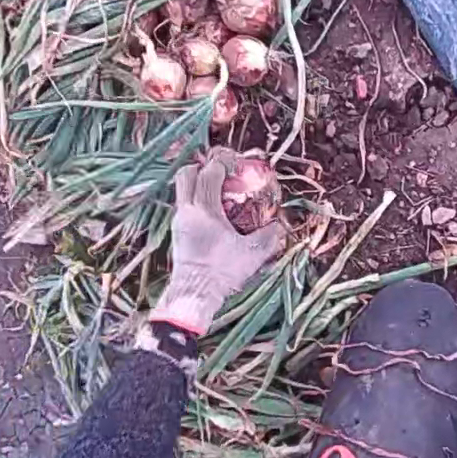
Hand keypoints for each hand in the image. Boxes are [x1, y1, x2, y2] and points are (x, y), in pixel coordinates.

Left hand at [151, 148, 284, 334]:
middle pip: (186, 175)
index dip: (221, 163)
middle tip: (219, 172)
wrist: (194, 294)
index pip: (208, 174)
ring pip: (182, 191)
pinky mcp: (176, 234)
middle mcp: (187, 211)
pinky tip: (210, 215)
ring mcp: (179, 222)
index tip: (234, 164)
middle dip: (201, 167)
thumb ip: (268, 236)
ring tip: (216, 193)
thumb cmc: (222, 271)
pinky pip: (184, 207)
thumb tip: (279, 226)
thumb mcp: (252, 254)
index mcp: (205, 210)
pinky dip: (195, 202)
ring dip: (197, 185)